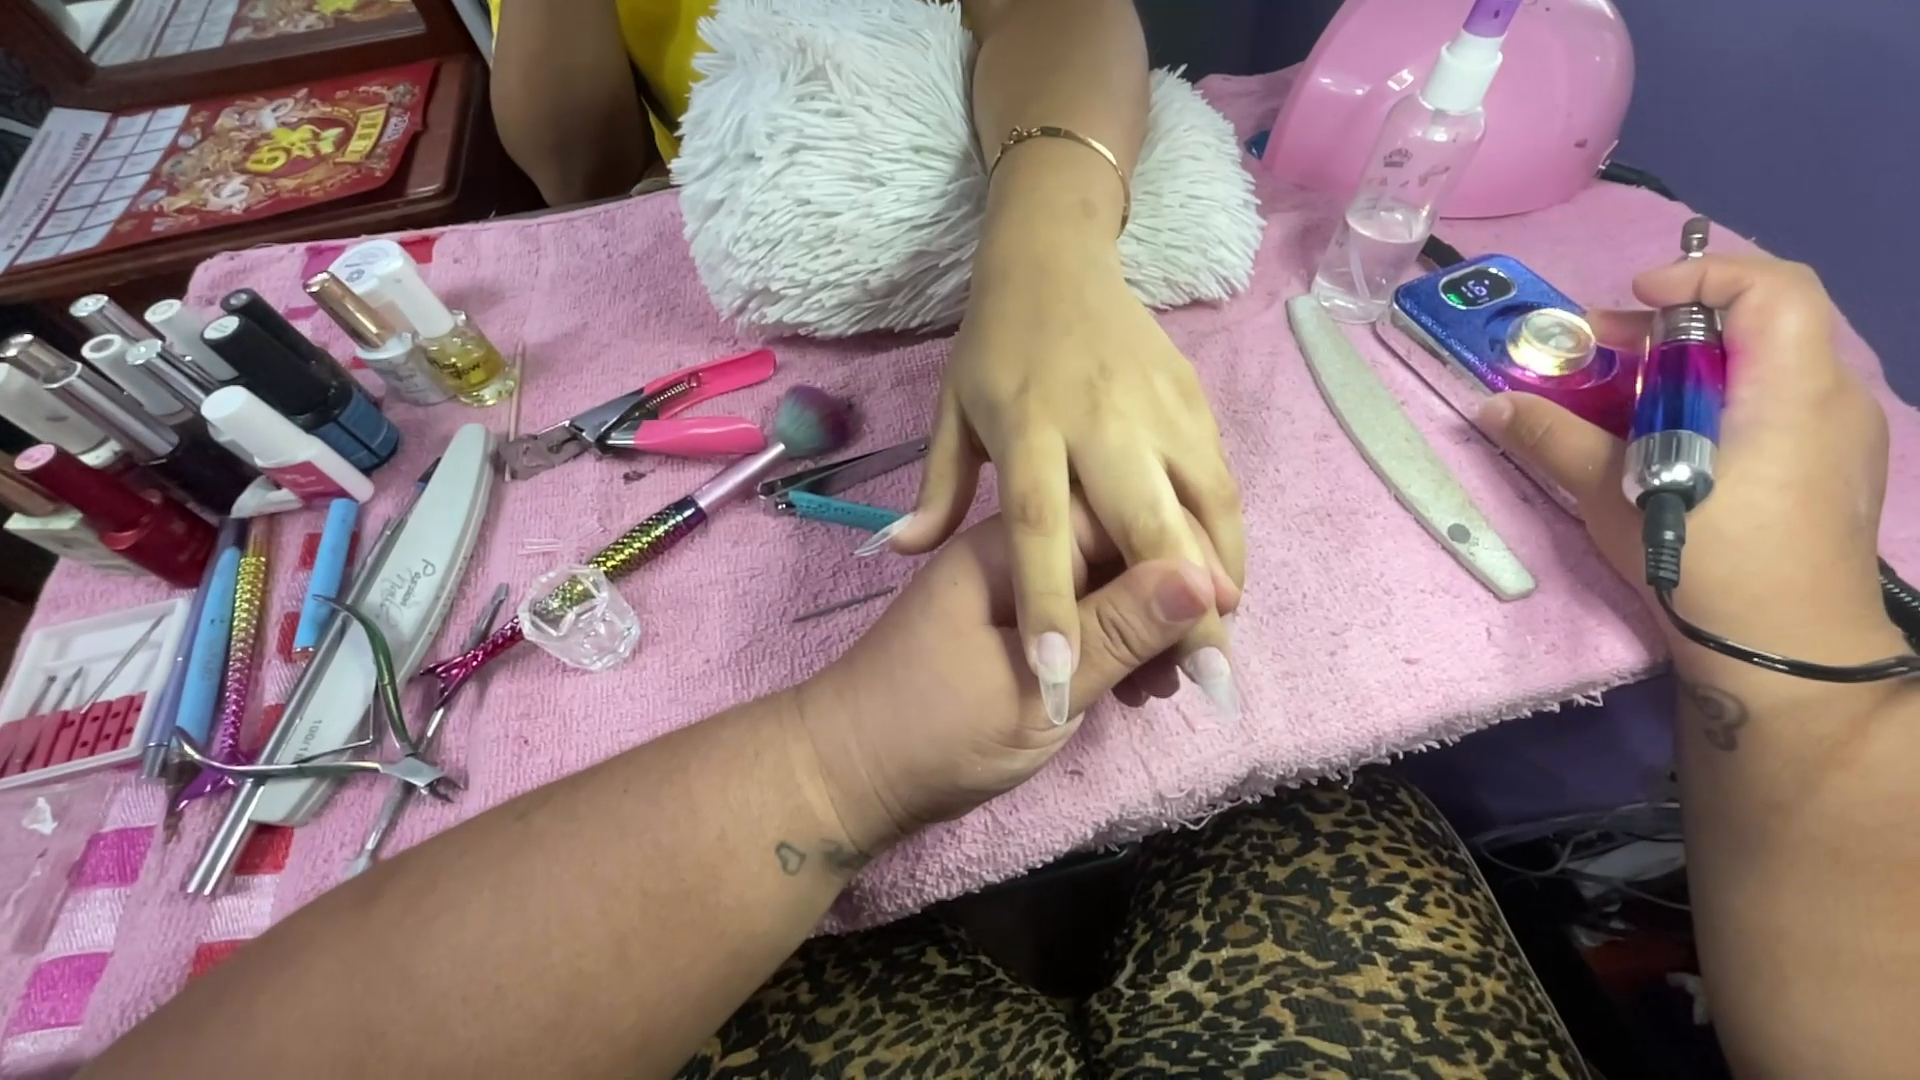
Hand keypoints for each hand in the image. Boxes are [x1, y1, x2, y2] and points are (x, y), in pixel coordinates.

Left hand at [799, 505, 1240, 854]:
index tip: (1223, 622)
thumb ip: (1117, 631)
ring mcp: (1016, 583)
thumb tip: (1203, 580)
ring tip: (1166, 686)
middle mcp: (1016, 547)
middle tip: (1197, 669)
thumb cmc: (931, 729)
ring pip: (1107, 585)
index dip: (1182, 563)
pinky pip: (1085, 614)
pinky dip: (1116, 646)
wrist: (847, 771)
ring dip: (1147, 631)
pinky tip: (1138, 684)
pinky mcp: (1018, 620)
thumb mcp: (1034, 688)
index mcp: (1013, 540)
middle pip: (1120, 549)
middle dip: (1170, 605)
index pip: (1121, 519)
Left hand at [878, 170, 1245, 726]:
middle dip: (1177, 608)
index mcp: (1027, 427)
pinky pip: (1221, 479)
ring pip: (1206, 505)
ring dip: (1220, 578)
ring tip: (1221, 643)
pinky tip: (1225, 579)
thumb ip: (936, 485)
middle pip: (1146, 524)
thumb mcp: (950, 410)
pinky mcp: (1195, 397)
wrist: (1056, 258)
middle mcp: (1100, 420)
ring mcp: (1158, 407)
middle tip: (1202, 683)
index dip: (1048, 608)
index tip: (1057, 681)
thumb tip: (897, 551)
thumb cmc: (995, 346)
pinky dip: (1229, 535)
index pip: (1039, 527)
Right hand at [1474, 254, 1902, 689]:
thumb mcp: (1614, 496)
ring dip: (1690, 363)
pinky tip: (1667, 439)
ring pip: (1766, 364)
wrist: (1786, 648)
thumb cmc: (1705, 561)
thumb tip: (1493, 404)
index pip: (1773, 289)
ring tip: (1623, 397)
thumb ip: (1555, 439)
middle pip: (1763, 322)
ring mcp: (1837, 434)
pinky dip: (1715, 396)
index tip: (1630, 298)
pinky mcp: (1828, 465)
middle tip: (1602, 350)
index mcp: (1790, 392)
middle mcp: (1829, 399)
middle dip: (1674, 323)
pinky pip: (1773, 401)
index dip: (1701, 275)